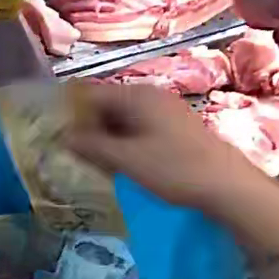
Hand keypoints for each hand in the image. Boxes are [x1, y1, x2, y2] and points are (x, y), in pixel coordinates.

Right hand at [65, 82, 278, 247]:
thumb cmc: (175, 169)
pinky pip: (139, 129)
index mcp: (137, 95)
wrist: (228, 186)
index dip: (67, 109)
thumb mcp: (127, 160)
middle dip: (86, 125)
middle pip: (107, 104)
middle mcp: (151, 96)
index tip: (50, 130)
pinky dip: (124, 142)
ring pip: (123, 119)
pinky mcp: (176, 129)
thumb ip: (92, 146)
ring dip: (105, 137)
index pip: (90, 92)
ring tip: (88, 161)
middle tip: (66, 150)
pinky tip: (118, 164)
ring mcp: (166, 112)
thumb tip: (63, 135)